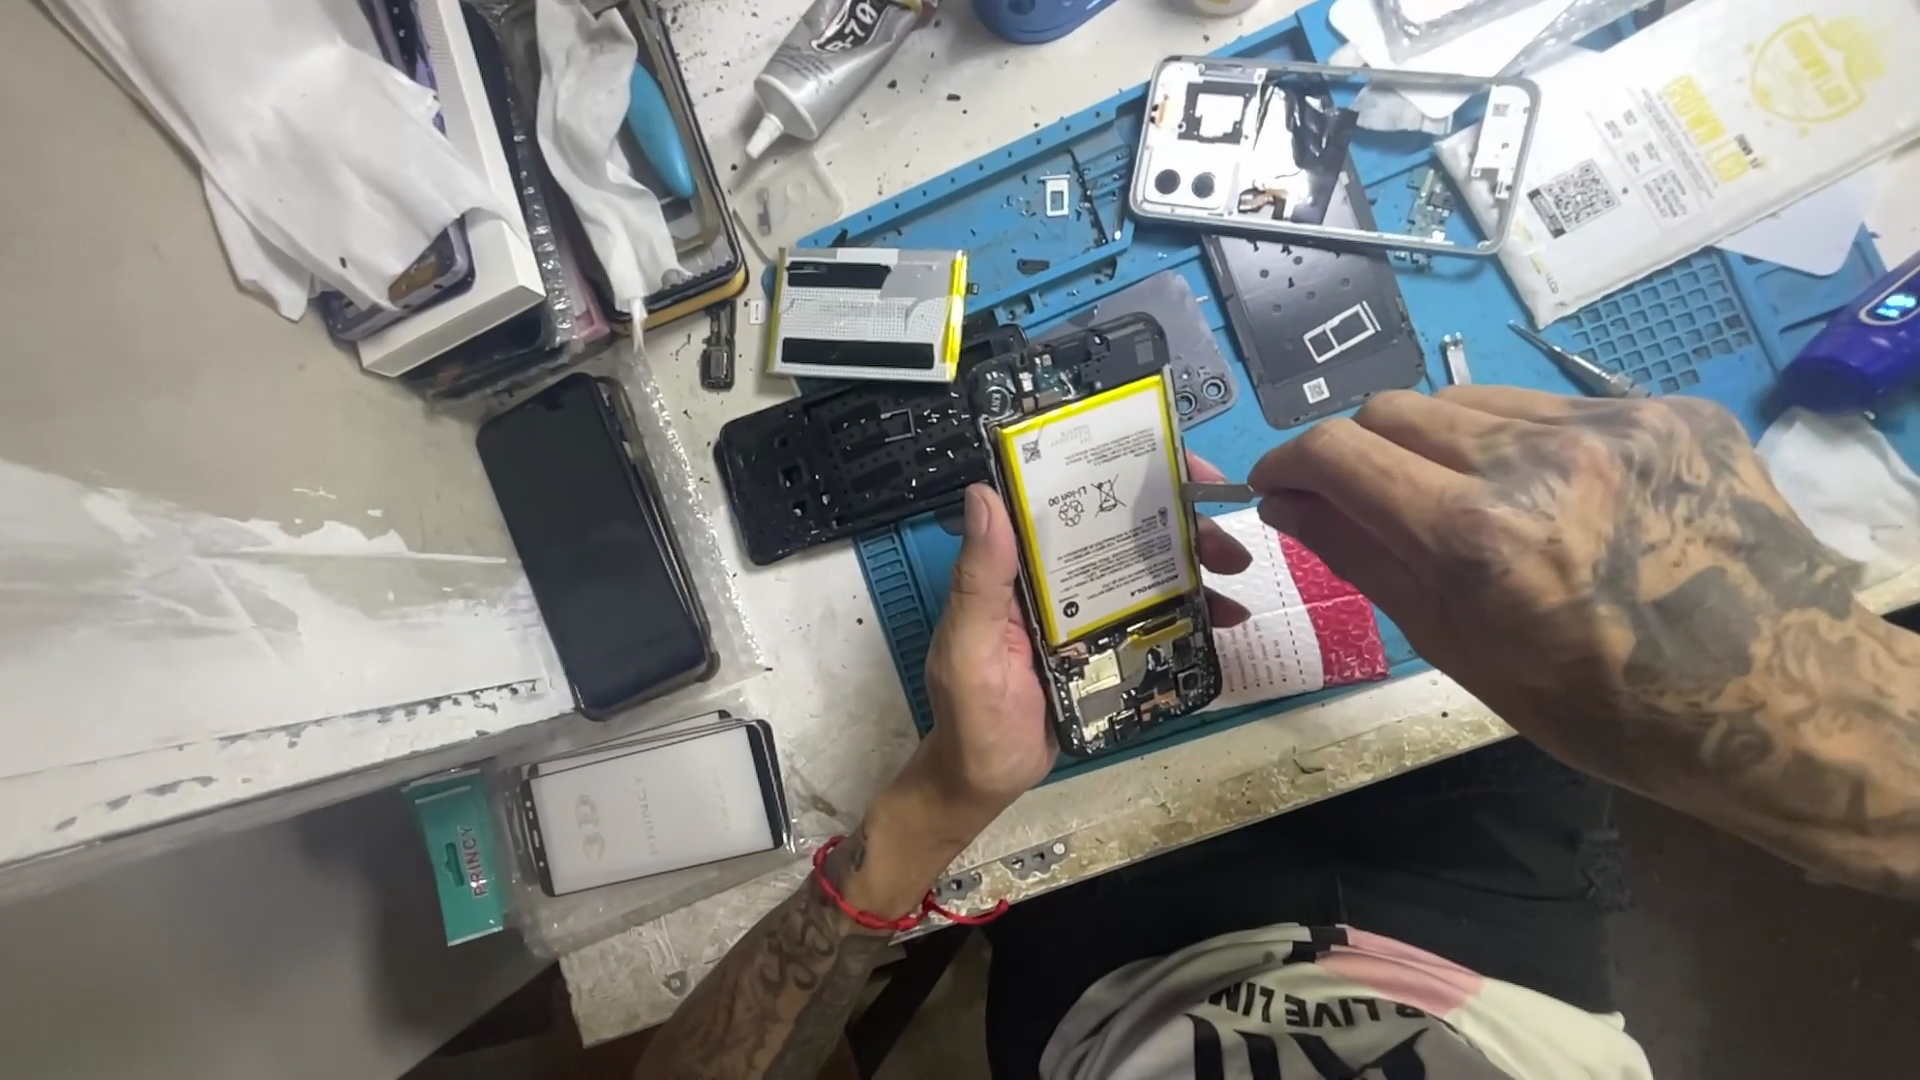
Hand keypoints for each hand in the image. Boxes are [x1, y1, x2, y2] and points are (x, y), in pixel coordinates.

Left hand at [908, 473, 1253, 835]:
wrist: (988, 779)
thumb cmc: (971, 715)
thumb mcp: (969, 646)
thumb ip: (979, 580)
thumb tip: (984, 494)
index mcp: (1016, 568)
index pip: (1061, 502)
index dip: (1109, 473)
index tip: (1165, 463)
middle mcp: (1052, 579)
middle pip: (1116, 530)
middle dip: (1174, 521)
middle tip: (1223, 535)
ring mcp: (1082, 611)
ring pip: (1142, 570)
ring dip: (1191, 562)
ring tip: (1235, 571)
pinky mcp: (1105, 644)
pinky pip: (1152, 617)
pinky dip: (1189, 612)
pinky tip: (1224, 618)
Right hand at [1246, 387, 1872, 806]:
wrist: (1787, 706)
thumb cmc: (1593, 703)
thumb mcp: (1450, 644)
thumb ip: (1358, 556)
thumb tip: (1284, 505)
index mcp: (1477, 536)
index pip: (1337, 453)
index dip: (1286, 462)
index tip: (1275, 485)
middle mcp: (1538, 460)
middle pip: (1386, 409)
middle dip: (1350, 453)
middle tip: (1357, 500)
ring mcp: (1609, 425)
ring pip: (1455, 400)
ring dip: (1422, 443)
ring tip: (1446, 497)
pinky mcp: (1661, 411)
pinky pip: (1533, 405)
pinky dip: (1498, 442)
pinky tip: (1527, 490)